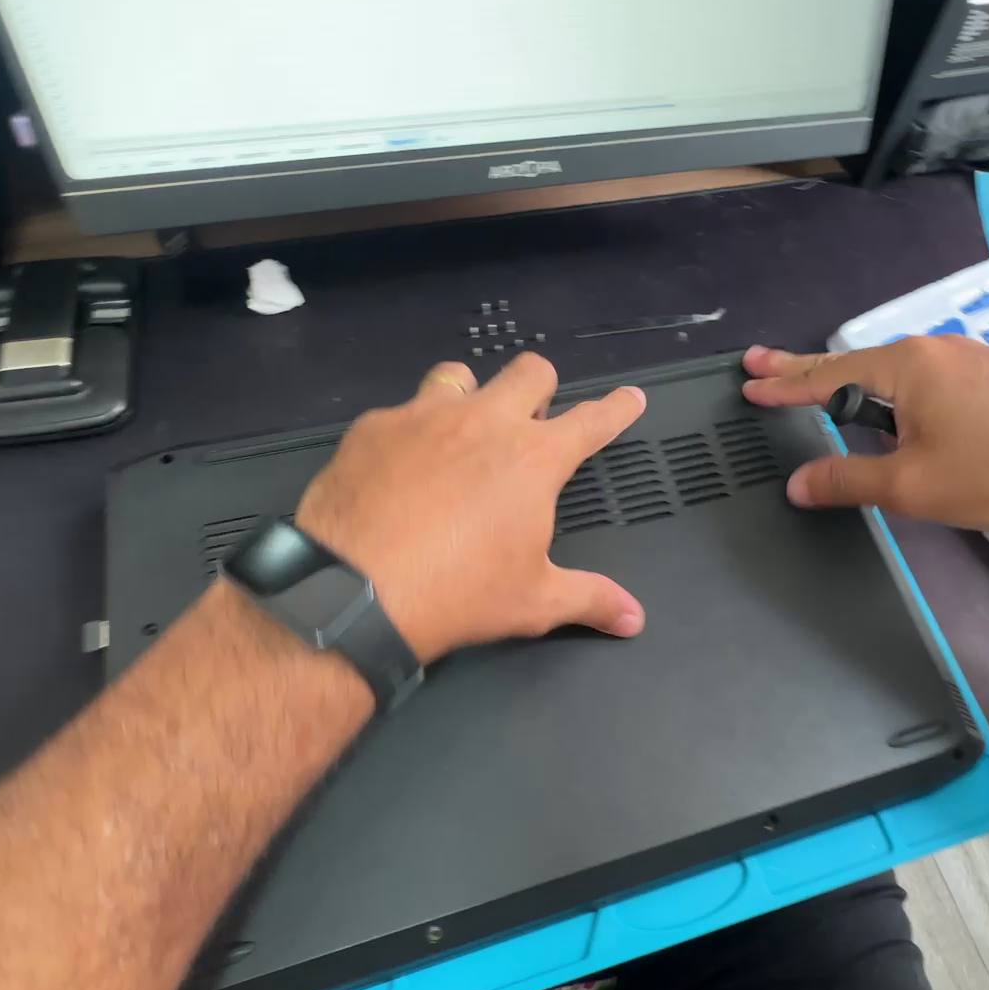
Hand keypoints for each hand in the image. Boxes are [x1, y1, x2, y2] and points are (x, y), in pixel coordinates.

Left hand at [296, 353, 647, 662]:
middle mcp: (484, 423)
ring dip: (472, 396)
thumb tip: (633, 618)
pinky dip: (411, 431)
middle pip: (530, 371)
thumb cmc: (457, 594)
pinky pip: (402, 411)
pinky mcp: (374, 427)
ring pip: (461, 375)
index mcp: (533, 459)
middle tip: (533, 421)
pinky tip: (400, 465)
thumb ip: (592, 600)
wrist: (355, 593)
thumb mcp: (534, 603)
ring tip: (462, 431)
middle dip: (541, 388)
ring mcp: (425, 417)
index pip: (592, 421)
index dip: (617, 408)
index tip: (628, 398)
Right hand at [740, 339, 988, 539]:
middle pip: (856, 364)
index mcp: (908, 367)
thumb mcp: (909, 485)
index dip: (784, 383)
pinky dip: (893, 394)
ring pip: (895, 373)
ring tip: (821, 396)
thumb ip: (845, 479)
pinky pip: (927, 381)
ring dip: (852, 385)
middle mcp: (936, 351)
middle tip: (762, 363)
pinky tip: (896, 413)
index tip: (749, 380)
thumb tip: (798, 483)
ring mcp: (972, 361)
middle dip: (805, 370)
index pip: (827, 374)